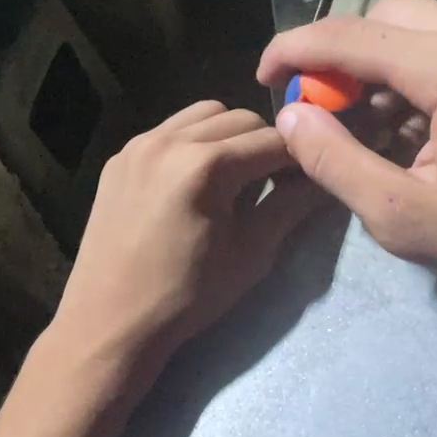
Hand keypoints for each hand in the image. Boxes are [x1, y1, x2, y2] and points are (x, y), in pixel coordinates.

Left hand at [46, 100, 321, 389]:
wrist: (111, 322)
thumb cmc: (188, 296)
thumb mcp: (251, 255)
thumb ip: (290, 207)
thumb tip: (325, 179)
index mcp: (206, 166)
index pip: (273, 141)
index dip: (300, 157)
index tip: (312, 175)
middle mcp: (170, 141)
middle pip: (241, 118)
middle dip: (266, 143)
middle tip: (276, 180)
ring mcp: (140, 145)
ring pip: (204, 114)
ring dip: (230, 135)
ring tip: (236, 175)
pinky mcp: (121, 157)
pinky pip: (170, 130)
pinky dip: (194, 141)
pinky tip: (197, 179)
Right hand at [257, 0, 436, 336]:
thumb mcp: (403, 218)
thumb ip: (336, 161)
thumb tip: (292, 115)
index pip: (351, 35)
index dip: (295, 49)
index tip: (264, 75)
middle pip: (384, 17)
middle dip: (339, 55)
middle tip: (320, 108)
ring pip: (416, 26)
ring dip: (376, 64)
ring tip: (362, 124)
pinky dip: (412, 73)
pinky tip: (407, 125)